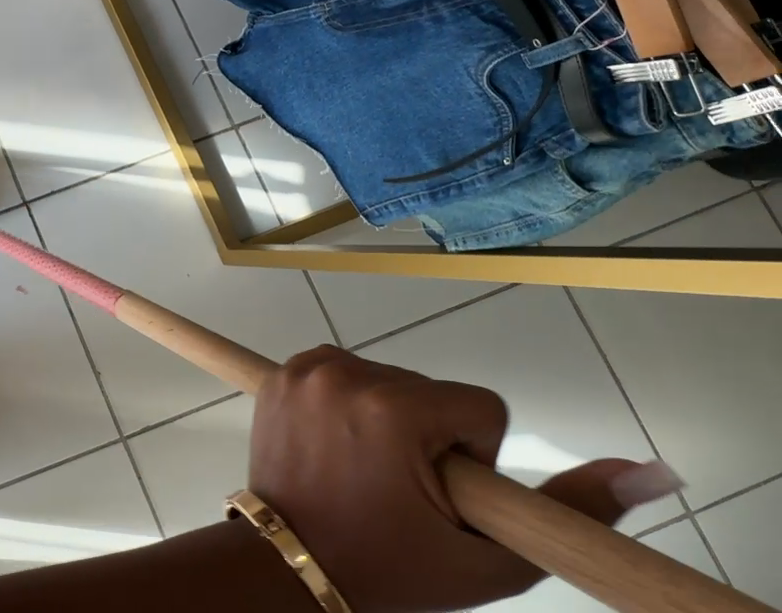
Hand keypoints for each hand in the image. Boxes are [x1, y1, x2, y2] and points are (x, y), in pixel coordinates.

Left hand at [248, 345, 681, 612]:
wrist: (293, 559)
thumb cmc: (393, 565)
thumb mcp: (493, 556)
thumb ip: (574, 511)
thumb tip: (653, 469)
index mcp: (394, 409)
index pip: (481, 407)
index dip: (475, 455)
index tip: (441, 491)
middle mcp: (344, 374)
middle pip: (429, 391)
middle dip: (430, 434)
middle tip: (399, 485)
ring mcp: (306, 370)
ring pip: (388, 379)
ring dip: (391, 416)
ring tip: (367, 468)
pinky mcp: (281, 373)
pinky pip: (343, 371)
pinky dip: (352, 401)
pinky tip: (341, 444)